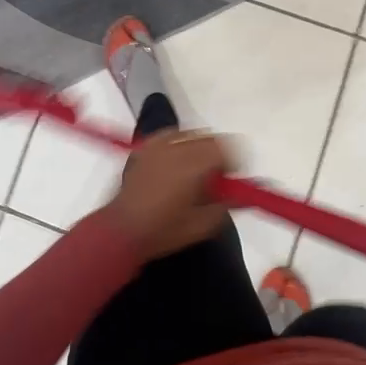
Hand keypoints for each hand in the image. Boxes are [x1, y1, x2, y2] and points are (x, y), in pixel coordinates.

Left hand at [102, 131, 235, 259]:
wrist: (122, 229)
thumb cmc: (164, 230)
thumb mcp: (203, 224)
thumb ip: (227, 204)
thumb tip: (243, 193)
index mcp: (193, 166)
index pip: (224, 148)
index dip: (233, 161)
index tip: (231, 178)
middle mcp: (177, 148)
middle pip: (209, 138)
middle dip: (218, 154)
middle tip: (216, 176)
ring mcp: (157, 145)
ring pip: (190, 134)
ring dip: (200, 147)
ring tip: (196, 169)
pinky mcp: (143, 147)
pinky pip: (168, 134)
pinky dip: (178, 142)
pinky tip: (176, 159)